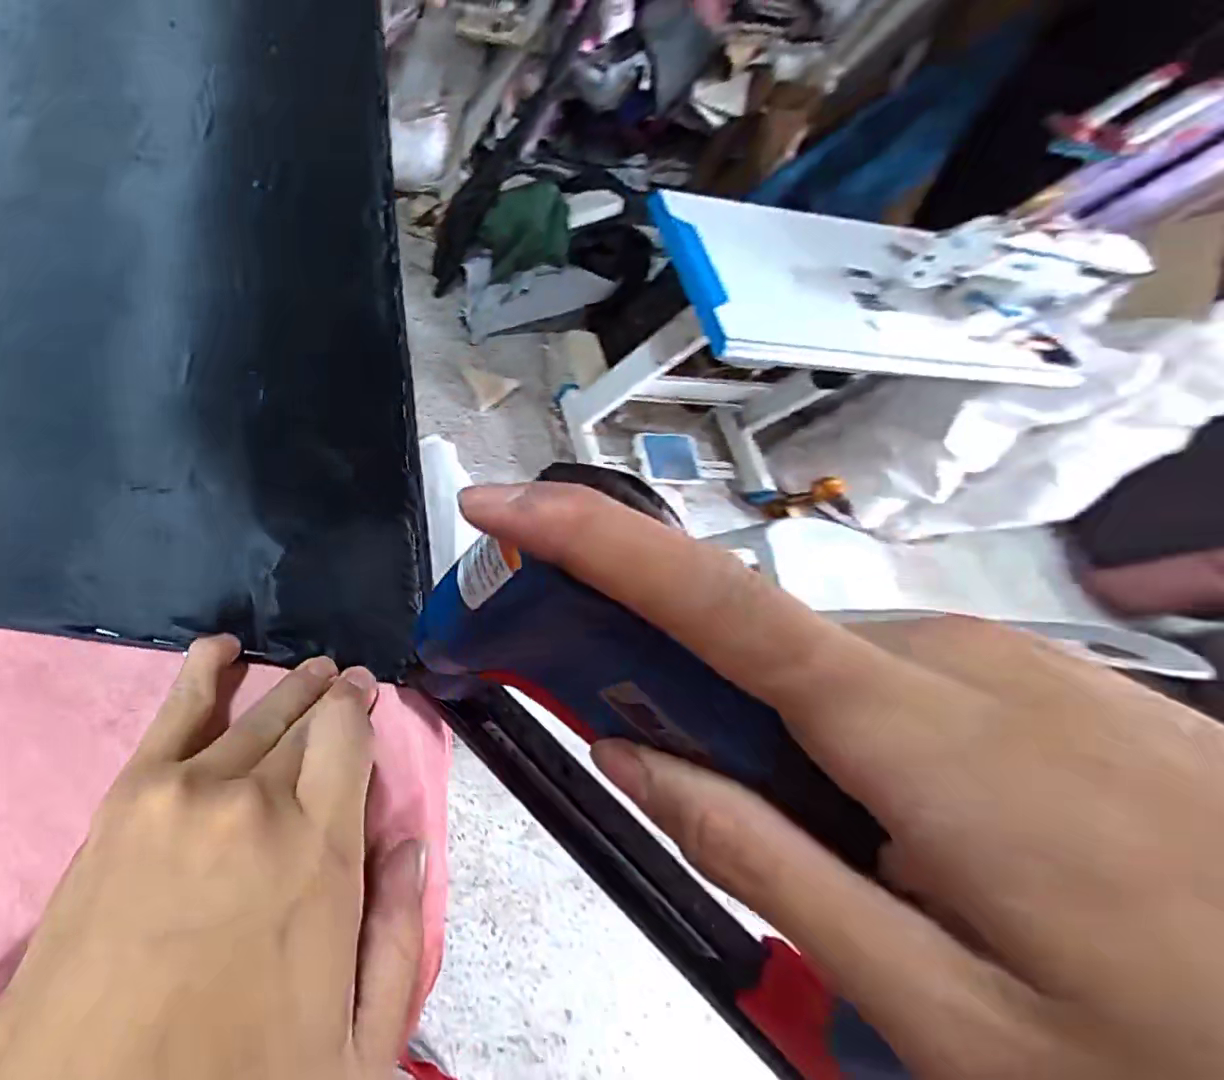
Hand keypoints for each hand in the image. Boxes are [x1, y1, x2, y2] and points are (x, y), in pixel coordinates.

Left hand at [0, 636, 423, 1079]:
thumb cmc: (233, 1075)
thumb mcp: (354, 1050)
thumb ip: (395, 939)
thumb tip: (411, 845)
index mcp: (318, 856)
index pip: (348, 741)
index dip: (361, 715)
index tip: (367, 702)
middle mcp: (257, 803)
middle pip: (304, 723)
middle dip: (332, 699)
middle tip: (346, 681)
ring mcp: (187, 787)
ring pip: (252, 715)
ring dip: (288, 689)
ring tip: (310, 672)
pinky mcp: (133, 789)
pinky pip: (177, 708)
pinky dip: (205, 669)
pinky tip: (223, 647)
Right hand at [462, 481, 1223, 1079]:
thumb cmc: (1196, 1063)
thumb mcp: (940, 1009)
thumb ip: (758, 861)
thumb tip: (629, 758)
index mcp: (919, 727)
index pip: (705, 595)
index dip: (582, 537)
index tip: (493, 506)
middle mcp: (959, 659)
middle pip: (745, 633)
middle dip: (670, 682)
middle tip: (653, 764)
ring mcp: (1022, 665)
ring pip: (815, 662)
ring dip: (763, 724)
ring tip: (821, 841)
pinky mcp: (1061, 685)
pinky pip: (890, 678)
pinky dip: (836, 724)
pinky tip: (905, 825)